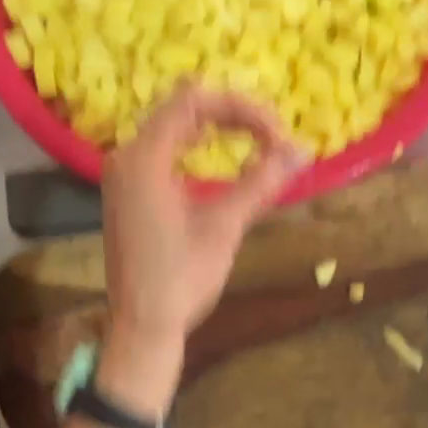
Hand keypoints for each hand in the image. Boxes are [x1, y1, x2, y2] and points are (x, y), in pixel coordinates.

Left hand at [101, 84, 305, 346]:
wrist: (143, 326)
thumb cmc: (181, 280)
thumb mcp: (224, 227)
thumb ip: (261, 182)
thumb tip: (303, 151)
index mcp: (144, 157)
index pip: (194, 100)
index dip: (243, 108)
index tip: (278, 136)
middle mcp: (126, 157)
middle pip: (183, 110)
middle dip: (233, 117)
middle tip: (274, 140)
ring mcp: (123, 176)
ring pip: (173, 130)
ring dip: (216, 132)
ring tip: (258, 146)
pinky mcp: (128, 195)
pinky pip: (164, 154)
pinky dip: (196, 152)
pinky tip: (223, 163)